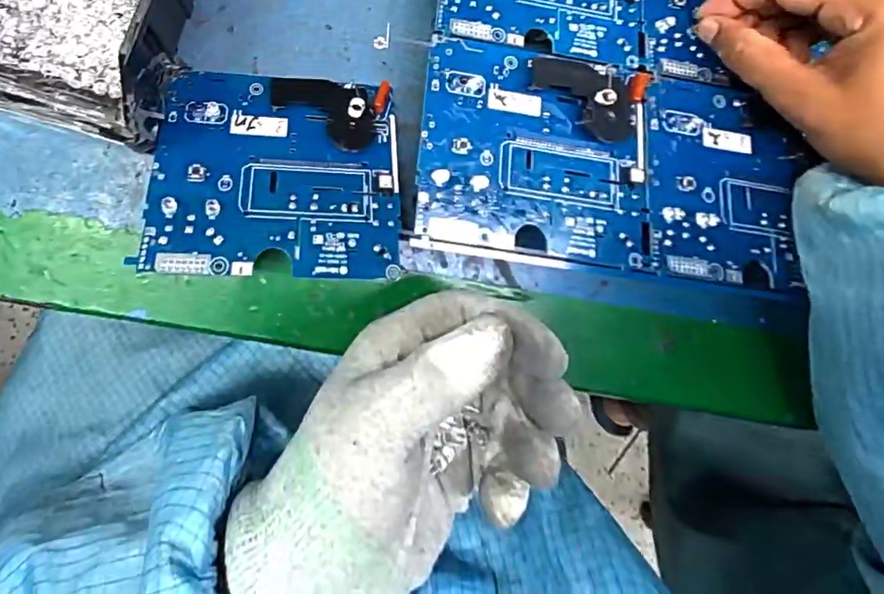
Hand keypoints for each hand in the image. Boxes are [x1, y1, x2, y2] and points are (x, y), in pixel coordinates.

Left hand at [224, 291, 582, 593]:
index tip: (552, 358)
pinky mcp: (452, 471)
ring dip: (529, 439)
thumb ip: (436, 374)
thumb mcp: (382, 420)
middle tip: (561, 418)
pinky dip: (510, 481)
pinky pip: (497, 459)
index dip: (509, 326)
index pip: (463, 315)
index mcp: (398, 347)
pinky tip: (500, 511)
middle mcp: (422, 377)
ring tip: (537, 475)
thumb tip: (499, 331)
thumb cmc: (343, 481)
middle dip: (530, 387)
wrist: (322, 574)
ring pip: (503, 411)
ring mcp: (439, 424)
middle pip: (493, 361)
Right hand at [693, 0, 883, 187]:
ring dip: (795, 14)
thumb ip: (750, 55)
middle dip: (766, 6)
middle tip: (732, 36)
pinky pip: (866, 5)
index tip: (705, 18)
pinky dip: (827, 22)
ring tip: (771, 50)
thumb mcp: (805, 99)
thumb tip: (710, 26)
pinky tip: (808, 50)